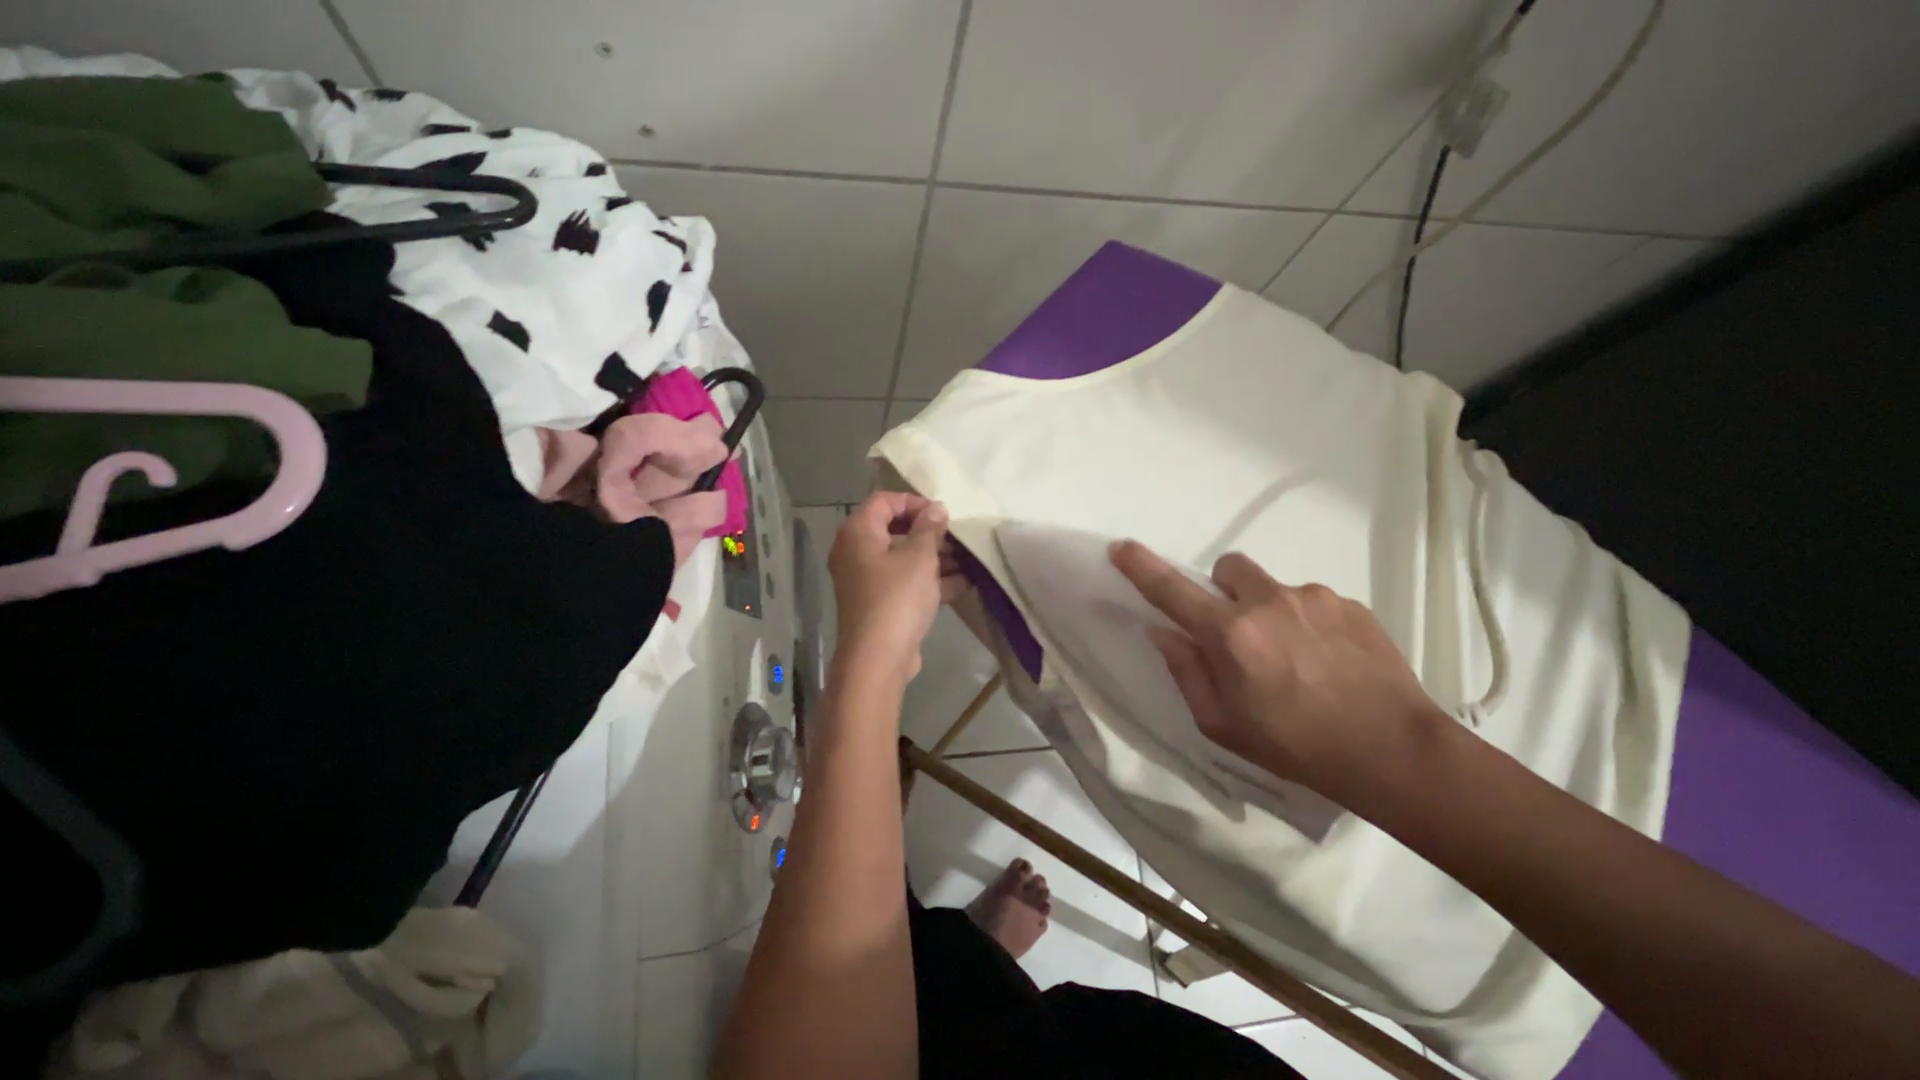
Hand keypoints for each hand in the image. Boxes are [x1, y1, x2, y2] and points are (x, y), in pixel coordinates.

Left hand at [829, 493, 949, 683]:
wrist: (878, 658)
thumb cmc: (897, 598)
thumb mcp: (919, 558)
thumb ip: (929, 529)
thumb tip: (936, 509)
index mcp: (858, 533)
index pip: (884, 501)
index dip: (914, 502)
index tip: (942, 514)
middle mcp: (856, 552)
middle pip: (894, 529)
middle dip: (928, 532)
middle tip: (956, 537)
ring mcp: (866, 580)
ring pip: (902, 558)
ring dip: (934, 557)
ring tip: (967, 559)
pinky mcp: (879, 603)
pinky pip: (905, 582)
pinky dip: (929, 580)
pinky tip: (963, 583)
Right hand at [1110, 540, 1445, 801]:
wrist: (1392, 749)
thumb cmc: (1296, 747)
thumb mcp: (1224, 725)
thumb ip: (1187, 672)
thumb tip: (1163, 632)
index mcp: (1231, 634)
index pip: (1173, 590)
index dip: (1141, 567)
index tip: (1121, 547)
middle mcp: (1270, 602)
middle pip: (1229, 568)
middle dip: (1223, 591)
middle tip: (1237, 632)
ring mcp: (1315, 598)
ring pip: (1275, 587)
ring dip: (1271, 611)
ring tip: (1296, 660)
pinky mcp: (1351, 604)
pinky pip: (1313, 602)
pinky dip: (1309, 624)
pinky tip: (1328, 663)